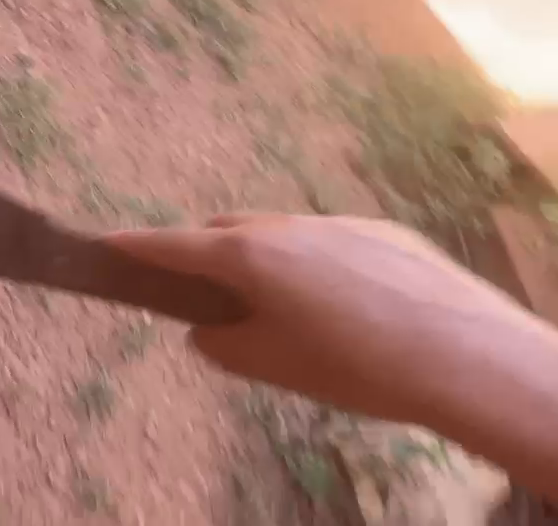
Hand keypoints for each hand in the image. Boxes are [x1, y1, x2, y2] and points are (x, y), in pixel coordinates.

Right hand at [110, 213, 552, 429]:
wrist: (486, 369)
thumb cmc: (358, 368)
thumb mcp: (271, 366)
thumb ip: (219, 343)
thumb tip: (205, 330)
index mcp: (244, 255)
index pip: (169, 244)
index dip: (133, 244)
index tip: (106, 242)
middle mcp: (281, 226)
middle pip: (224, 229)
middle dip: (211, 252)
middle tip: (225, 294)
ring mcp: (337, 224)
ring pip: (281, 232)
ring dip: (272, 257)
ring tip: (305, 307)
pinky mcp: (389, 233)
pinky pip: (334, 239)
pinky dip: (326, 262)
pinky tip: (365, 306)